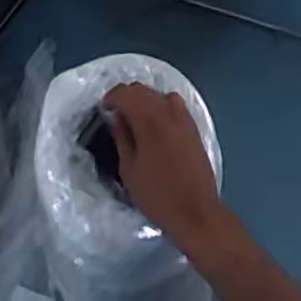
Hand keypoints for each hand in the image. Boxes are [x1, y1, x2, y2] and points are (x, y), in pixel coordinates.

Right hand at [101, 82, 221, 244]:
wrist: (196, 211)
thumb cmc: (157, 194)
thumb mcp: (129, 169)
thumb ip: (121, 137)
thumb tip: (115, 116)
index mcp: (150, 117)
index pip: (126, 92)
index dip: (111, 97)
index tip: (104, 110)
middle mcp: (168, 108)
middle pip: (142, 89)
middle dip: (126, 97)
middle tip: (116, 117)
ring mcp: (183, 115)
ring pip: (158, 94)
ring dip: (144, 101)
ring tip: (135, 122)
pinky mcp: (193, 125)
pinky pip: (172, 104)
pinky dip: (159, 107)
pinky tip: (155, 127)